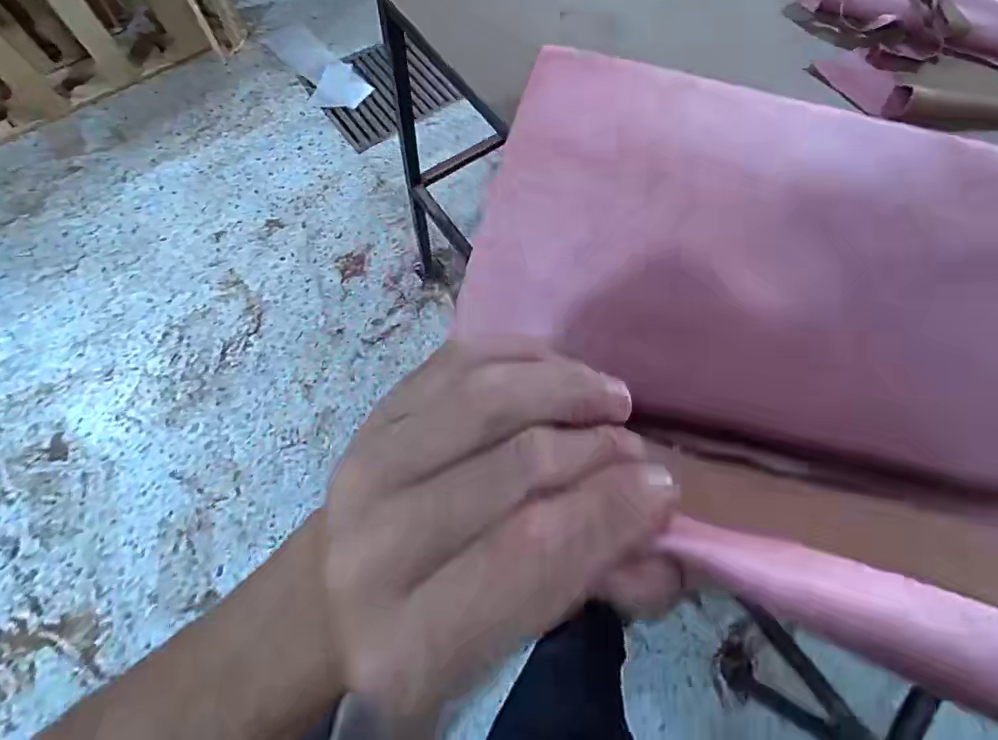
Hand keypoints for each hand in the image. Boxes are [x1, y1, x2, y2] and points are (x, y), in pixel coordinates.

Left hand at [313, 338, 682, 732]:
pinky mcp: (377, 413)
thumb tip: (667, 545)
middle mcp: (378, 543)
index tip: (662, 487)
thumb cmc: (433, 632)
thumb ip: (591, 591)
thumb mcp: (509, 644)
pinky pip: (463, 359)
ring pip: (490, 396)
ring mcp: (369, 463)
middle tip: (638, 447)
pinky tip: (563, 369)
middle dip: (599, 448)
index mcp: (409, 637)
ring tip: (612, 396)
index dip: (610, 511)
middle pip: (518, 465)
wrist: (330, 594)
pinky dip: (526, 354)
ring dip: (568, 387)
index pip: (530, 553)